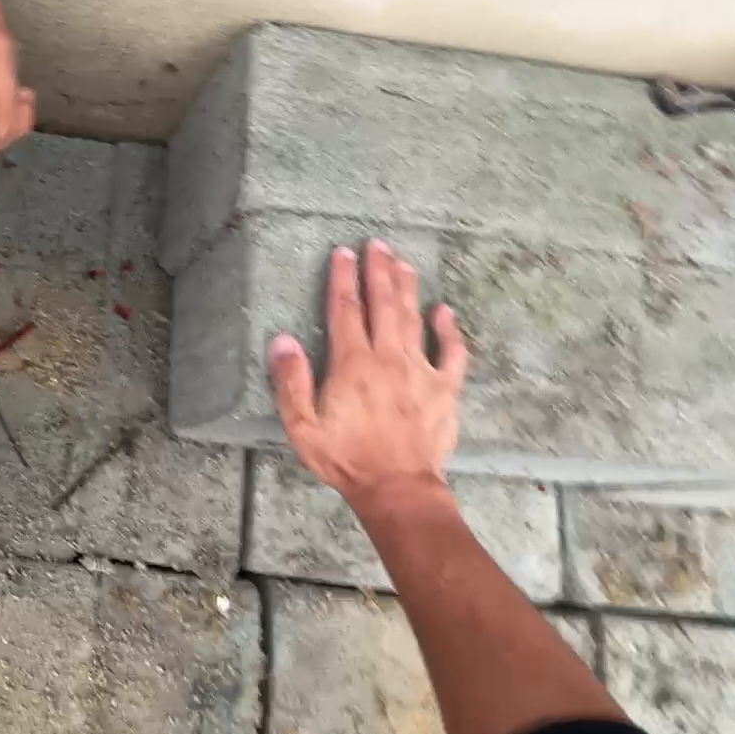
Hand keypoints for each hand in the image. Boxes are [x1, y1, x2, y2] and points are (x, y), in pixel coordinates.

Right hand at [268, 240, 468, 515]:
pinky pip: (451, 353)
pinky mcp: (444, 390)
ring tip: (402, 262)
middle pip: (383, 305)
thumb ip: (291, 382)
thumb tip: (283, 341)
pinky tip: (444, 311)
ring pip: (413, 319)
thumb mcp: (302, 426)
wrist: (398, 489)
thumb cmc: (345, 458)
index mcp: (353, 365)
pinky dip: (450, 329)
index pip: (346, 311)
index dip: (343, 279)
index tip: (342, 253)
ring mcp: (421, 372)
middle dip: (378, 272)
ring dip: (407, 288)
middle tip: (376, 244)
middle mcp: (388, 359)